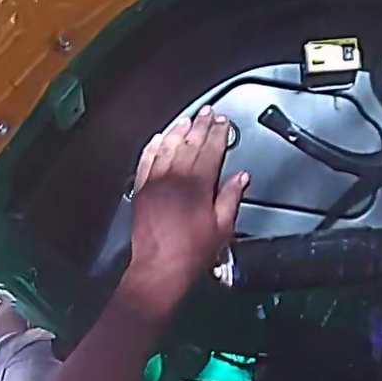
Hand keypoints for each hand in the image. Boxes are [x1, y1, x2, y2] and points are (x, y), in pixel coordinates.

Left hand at [117, 107, 247, 319]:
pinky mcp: (141, 190)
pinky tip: (158, 139)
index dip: (219, 133)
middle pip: (190, 143)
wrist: (160, 268)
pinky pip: (146, 161)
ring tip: (187, 120)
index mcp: (198, 186)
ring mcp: (155, 182)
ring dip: (178, 130)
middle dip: (201, 125)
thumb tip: (240, 178)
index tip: (224, 122)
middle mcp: (175, 179)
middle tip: (208, 112)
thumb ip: (231, 197)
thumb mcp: (222, 227)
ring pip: (167, 147)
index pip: (211, 150)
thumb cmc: (191, 252)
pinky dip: (153, 147)